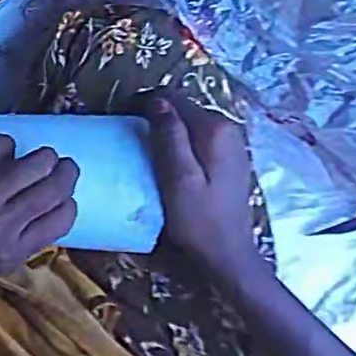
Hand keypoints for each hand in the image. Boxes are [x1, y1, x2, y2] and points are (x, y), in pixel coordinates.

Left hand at [0, 134, 80, 275]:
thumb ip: (17, 237)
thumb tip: (53, 204)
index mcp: (9, 253)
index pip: (63, 219)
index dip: (67, 200)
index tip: (61, 191)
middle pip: (56, 187)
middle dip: (64, 170)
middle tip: (58, 164)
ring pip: (37, 161)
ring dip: (40, 155)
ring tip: (32, 156)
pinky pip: (3, 143)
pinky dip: (3, 145)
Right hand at [144, 95, 259, 280]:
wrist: (226, 256)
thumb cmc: (198, 220)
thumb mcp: (178, 178)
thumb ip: (169, 136)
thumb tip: (158, 101)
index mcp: (215, 129)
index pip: (174, 98)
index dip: (146, 105)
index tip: (124, 120)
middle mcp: (228, 129)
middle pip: (184, 110)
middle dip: (157, 118)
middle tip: (132, 139)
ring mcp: (231, 145)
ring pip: (190, 125)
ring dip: (167, 133)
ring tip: (145, 152)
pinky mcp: (228, 161)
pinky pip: (198, 142)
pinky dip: (180, 146)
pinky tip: (167, 165)